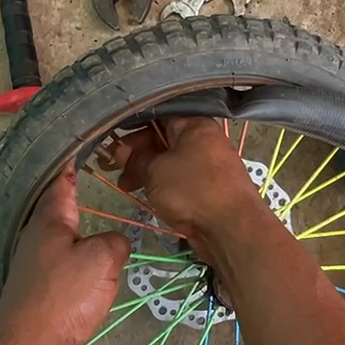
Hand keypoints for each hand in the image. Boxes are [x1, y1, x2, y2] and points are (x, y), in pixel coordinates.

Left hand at [0, 165, 130, 344]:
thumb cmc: (64, 294)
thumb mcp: (103, 259)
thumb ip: (117, 242)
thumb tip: (116, 244)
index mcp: (50, 219)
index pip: (62, 180)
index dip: (74, 162)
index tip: (85, 145)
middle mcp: (37, 236)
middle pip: (59, 208)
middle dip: (79, 195)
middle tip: (105, 184)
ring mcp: (35, 264)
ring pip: (62, 238)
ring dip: (81, 231)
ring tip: (104, 226)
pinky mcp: (38, 289)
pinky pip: (62, 263)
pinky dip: (79, 259)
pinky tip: (91, 268)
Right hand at [106, 117, 275, 266]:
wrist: (232, 228)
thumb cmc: (193, 190)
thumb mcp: (156, 171)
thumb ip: (136, 159)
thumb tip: (124, 153)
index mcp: (195, 125)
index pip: (158, 115)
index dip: (133, 128)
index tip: (113, 142)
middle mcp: (203, 140)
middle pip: (163, 138)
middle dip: (136, 152)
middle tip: (112, 165)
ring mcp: (207, 164)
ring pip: (169, 160)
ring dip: (145, 170)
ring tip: (124, 184)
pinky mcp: (207, 186)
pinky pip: (178, 177)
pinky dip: (160, 182)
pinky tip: (143, 193)